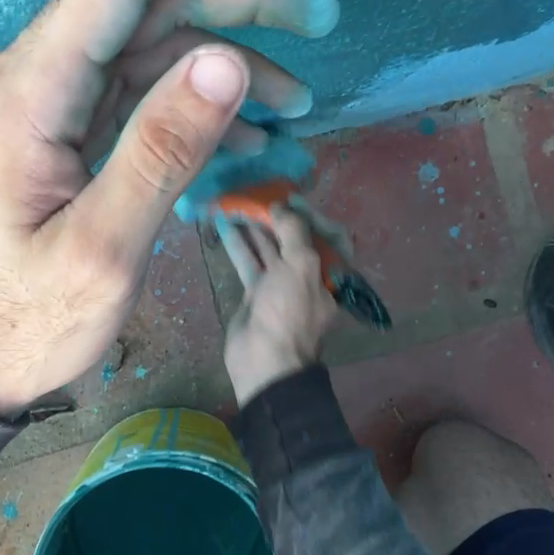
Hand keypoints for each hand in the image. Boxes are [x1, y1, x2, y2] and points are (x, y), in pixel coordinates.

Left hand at [0, 0, 338, 415]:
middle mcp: (37, 79)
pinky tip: (253, 138)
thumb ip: (161, 150)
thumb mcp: (101, 249)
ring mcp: (54, 107)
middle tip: (321, 18)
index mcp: (30, 91)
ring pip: (154, 53)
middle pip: (149, 6)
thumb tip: (227, 60)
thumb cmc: (20, 321)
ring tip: (301, 101)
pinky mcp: (69, 136)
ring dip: (230, 66)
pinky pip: (143, 101)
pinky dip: (201, 110)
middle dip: (239, 2)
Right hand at [221, 207, 344, 404]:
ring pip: (269, 249)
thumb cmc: (290, 311)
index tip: (289, 199)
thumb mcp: (301, 266)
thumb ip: (294, 231)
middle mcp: (308, 277)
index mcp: (329, 273)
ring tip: (237, 202)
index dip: (311, 215)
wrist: (265, 360)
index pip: (328, 235)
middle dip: (278, 217)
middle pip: (295, 239)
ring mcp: (281, 285)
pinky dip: (238, 244)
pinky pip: (249, 262)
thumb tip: (281, 206)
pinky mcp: (256, 293)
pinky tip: (224, 224)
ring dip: (255, 227)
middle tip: (257, 194)